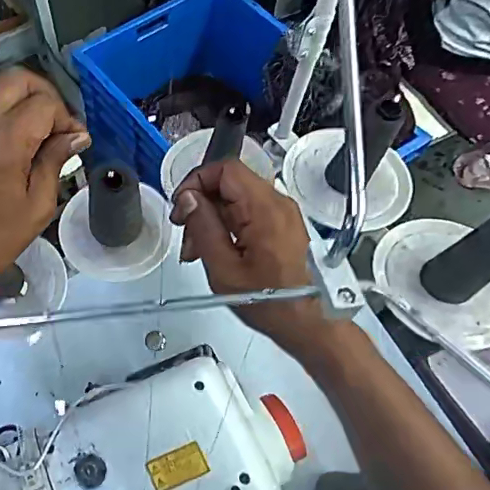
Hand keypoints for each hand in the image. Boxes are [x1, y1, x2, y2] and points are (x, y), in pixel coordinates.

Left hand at [0, 67, 87, 306]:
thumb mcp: (39, 204)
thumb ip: (55, 161)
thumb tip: (75, 136)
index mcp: (4, 142)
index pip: (43, 103)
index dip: (66, 118)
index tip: (74, 142)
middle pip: (16, 80)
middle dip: (45, 96)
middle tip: (59, 126)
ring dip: (25, 107)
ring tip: (42, 142)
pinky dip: (7, 120)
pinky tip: (19, 152)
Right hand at [169, 161, 333, 348]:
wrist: (308, 321)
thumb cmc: (273, 303)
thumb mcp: (224, 269)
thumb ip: (203, 227)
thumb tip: (189, 198)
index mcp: (265, 209)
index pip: (226, 169)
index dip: (197, 181)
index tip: (181, 204)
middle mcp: (279, 204)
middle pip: (230, 183)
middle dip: (202, 204)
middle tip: (187, 234)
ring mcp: (284, 213)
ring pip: (237, 198)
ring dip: (214, 217)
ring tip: (200, 250)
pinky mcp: (284, 225)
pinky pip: (250, 212)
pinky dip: (230, 225)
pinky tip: (220, 251)